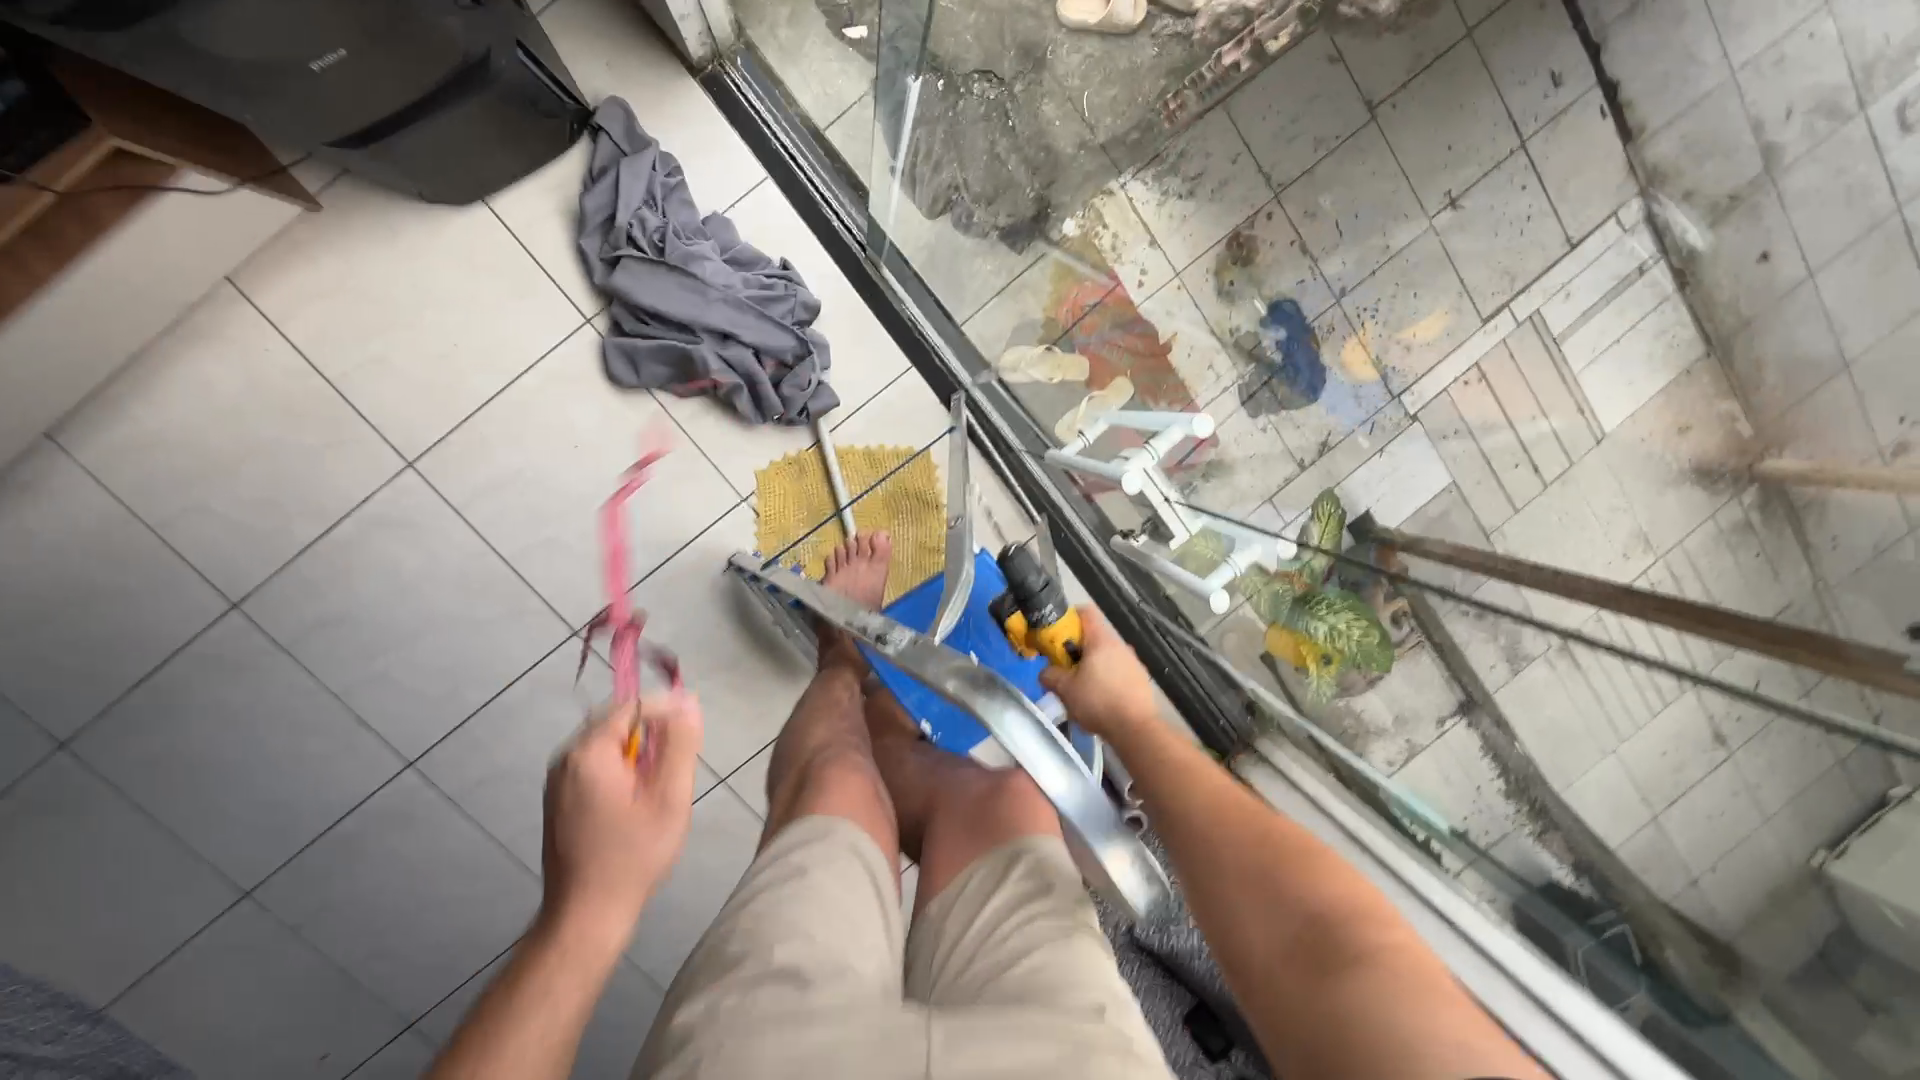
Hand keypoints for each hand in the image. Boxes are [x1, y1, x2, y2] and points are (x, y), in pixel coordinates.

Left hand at [540, 692, 702, 943]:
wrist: (587, 914)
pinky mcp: (558, 800)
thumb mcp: (670, 797)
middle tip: (678, 765)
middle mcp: (565, 759)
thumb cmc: (634, 856)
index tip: (692, 733)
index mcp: (589, 753)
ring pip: (607, 745)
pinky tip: (637, 801)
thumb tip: (688, 702)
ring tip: (661, 785)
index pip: (632, 705)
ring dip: (637, 754)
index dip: (666, 710)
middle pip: (617, 723)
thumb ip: (680, 744)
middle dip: (652, 733)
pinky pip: (595, 766)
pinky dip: (621, 770)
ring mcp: (557, 781)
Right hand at [1038, 607, 1157, 740]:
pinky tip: (1100, 701)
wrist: (1135, 728)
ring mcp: (1133, 662)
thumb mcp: (1065, 690)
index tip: (1056, 635)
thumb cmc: (1098, 702)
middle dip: (1076, 651)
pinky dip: (1106, 680)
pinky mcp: (1141, 679)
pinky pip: (1118, 672)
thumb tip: (1045, 673)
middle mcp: (1120, 645)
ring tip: (1081, 690)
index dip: (1068, 618)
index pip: (1085, 612)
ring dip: (1092, 667)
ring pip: (1107, 656)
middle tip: (1064, 670)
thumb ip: (1051, 676)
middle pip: (1094, 638)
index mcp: (1101, 640)